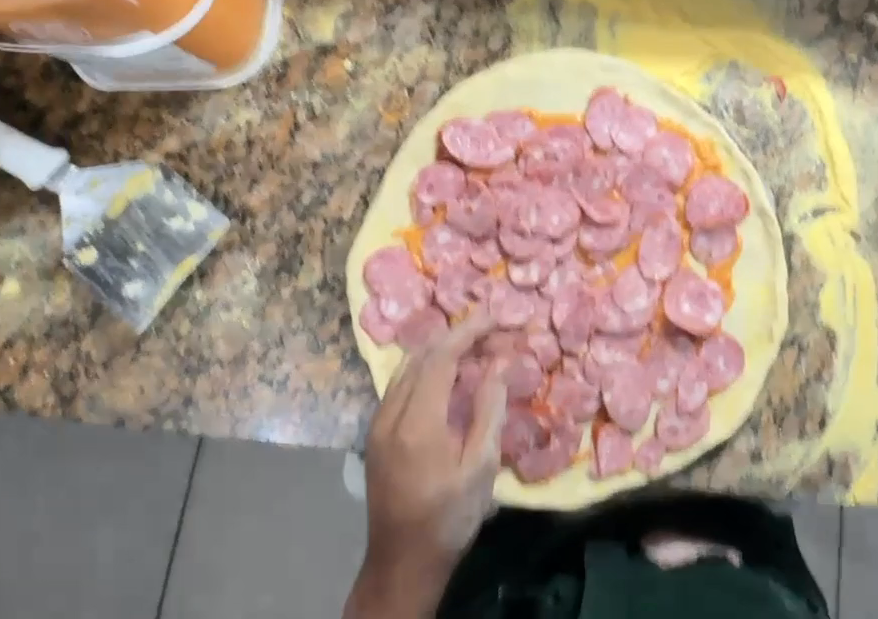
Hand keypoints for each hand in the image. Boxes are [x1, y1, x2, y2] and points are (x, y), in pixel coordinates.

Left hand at [359, 314, 505, 594]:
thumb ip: (488, 408)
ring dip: (443, 349)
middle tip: (496, 331)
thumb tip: (500, 361)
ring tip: (479, 346)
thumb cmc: (450, 516)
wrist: (402, 561)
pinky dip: (429, 368)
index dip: (471, 330)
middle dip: (460, 335)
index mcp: (417, 423)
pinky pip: (401, 384)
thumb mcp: (481, 465)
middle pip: (422, 355)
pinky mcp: (377, 433)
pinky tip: (452, 373)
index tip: (499, 317)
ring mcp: (378, 423)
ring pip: (408, 367)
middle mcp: (390, 414)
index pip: (441, 356)